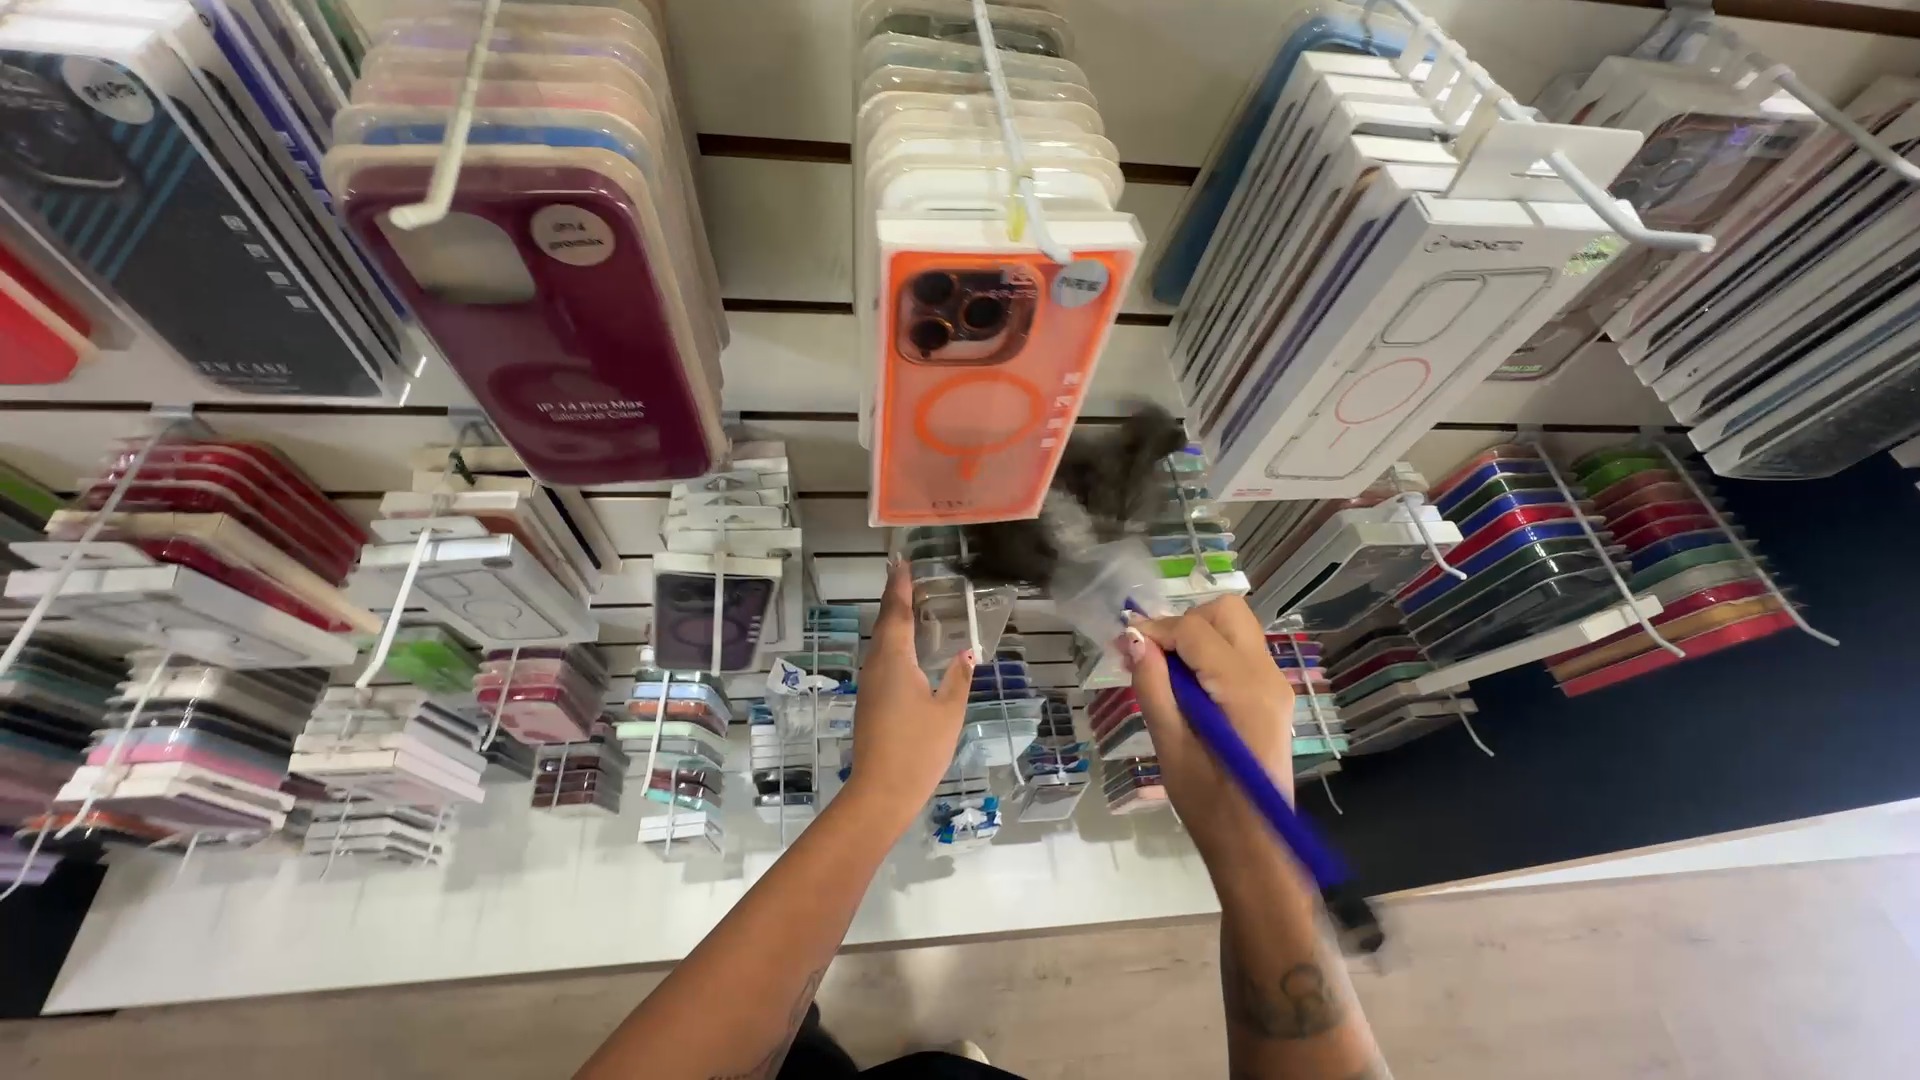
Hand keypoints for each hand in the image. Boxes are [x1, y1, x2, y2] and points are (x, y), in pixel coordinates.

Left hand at [846, 559, 974, 828]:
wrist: (882, 791)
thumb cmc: (918, 749)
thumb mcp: (948, 711)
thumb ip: (958, 678)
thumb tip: (966, 653)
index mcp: (895, 660)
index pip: (898, 612)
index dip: (901, 586)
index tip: (901, 561)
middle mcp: (877, 665)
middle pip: (885, 623)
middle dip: (895, 597)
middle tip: (904, 573)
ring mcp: (869, 684)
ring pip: (881, 642)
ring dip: (893, 620)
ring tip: (908, 602)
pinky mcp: (869, 700)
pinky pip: (881, 659)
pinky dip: (893, 642)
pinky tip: (905, 647)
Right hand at [1121, 596, 1295, 842]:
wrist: (1255, 843)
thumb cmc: (1208, 803)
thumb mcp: (1171, 746)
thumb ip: (1153, 687)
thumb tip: (1133, 640)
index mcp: (1243, 689)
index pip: (1194, 630)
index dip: (1155, 631)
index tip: (1124, 646)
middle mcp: (1266, 676)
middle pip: (1226, 612)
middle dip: (1183, 623)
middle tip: (1153, 656)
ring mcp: (1274, 684)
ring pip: (1235, 627)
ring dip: (1197, 635)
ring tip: (1166, 670)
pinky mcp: (1272, 695)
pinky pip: (1240, 651)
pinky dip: (1210, 651)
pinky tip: (1186, 685)